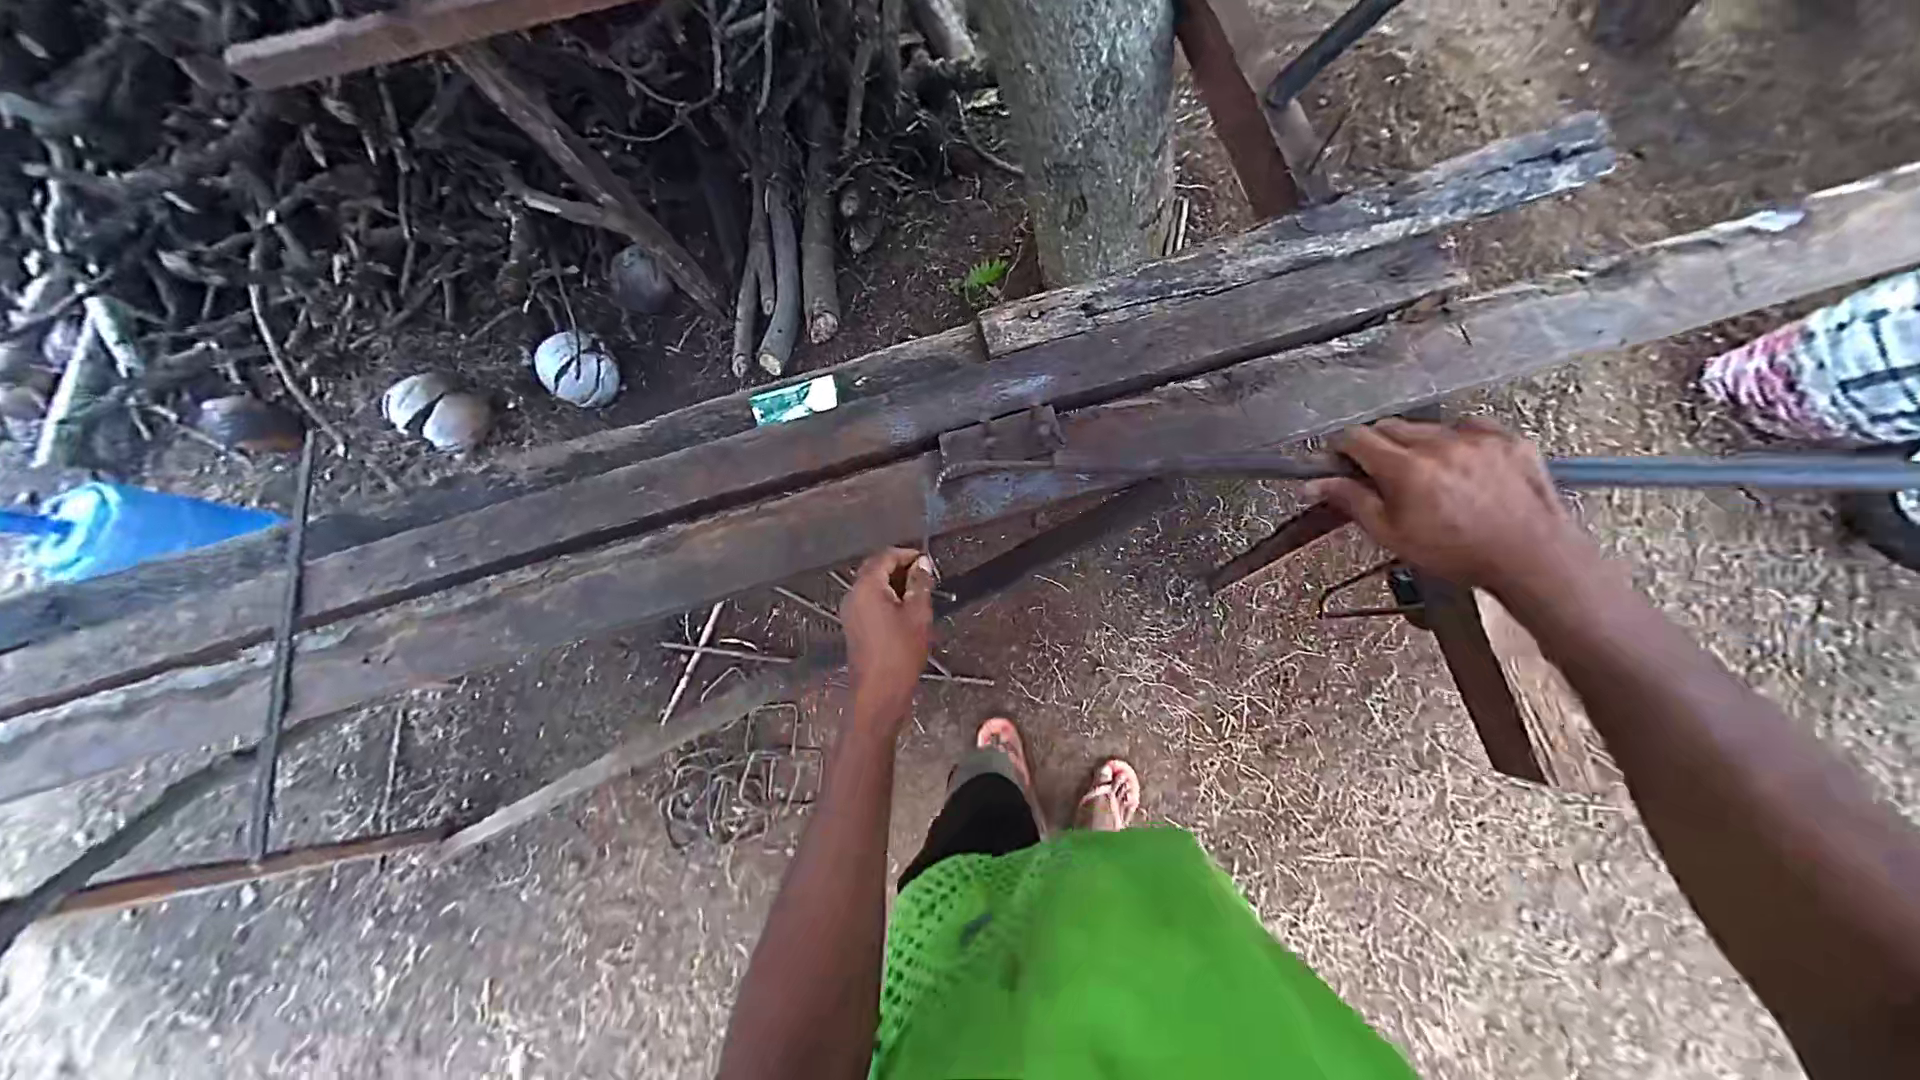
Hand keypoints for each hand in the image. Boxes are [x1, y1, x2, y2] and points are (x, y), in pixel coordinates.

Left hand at [838, 547, 936, 725]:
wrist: (879, 692)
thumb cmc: (901, 652)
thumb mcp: (918, 614)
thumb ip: (920, 584)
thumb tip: (922, 563)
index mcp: (867, 587)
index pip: (884, 557)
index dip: (906, 554)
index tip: (926, 561)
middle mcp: (853, 595)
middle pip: (875, 569)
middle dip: (900, 568)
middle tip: (924, 575)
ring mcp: (850, 612)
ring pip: (872, 586)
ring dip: (894, 584)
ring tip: (919, 592)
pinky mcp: (853, 626)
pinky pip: (869, 601)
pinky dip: (886, 598)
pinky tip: (905, 609)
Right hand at [1306, 417, 1591, 589]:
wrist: (1529, 558)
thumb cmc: (1460, 553)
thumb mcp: (1390, 534)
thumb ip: (1350, 501)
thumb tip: (1314, 485)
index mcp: (1406, 469)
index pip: (1356, 437)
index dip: (1342, 449)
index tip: (1341, 461)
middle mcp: (1440, 445)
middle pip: (1388, 426)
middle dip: (1376, 446)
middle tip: (1379, 474)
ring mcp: (1476, 439)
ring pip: (1425, 426)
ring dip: (1414, 444)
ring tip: (1424, 476)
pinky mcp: (1506, 438)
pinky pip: (1466, 426)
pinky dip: (1454, 441)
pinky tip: (1456, 466)